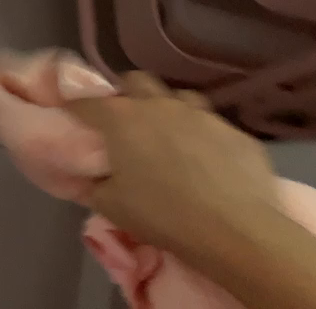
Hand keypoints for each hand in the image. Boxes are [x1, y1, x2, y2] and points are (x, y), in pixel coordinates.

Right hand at [65, 72, 281, 266]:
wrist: (240, 236)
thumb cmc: (164, 216)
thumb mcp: (109, 204)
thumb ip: (91, 181)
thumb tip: (87, 174)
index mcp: (119, 116)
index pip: (83, 100)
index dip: (76, 110)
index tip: (75, 123)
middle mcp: (157, 104)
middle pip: (135, 80)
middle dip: (129, 94)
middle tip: (130, 123)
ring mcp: (201, 116)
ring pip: (180, 97)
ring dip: (172, 110)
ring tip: (174, 136)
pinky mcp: (238, 135)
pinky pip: (216, 127)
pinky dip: (208, 139)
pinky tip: (213, 163)